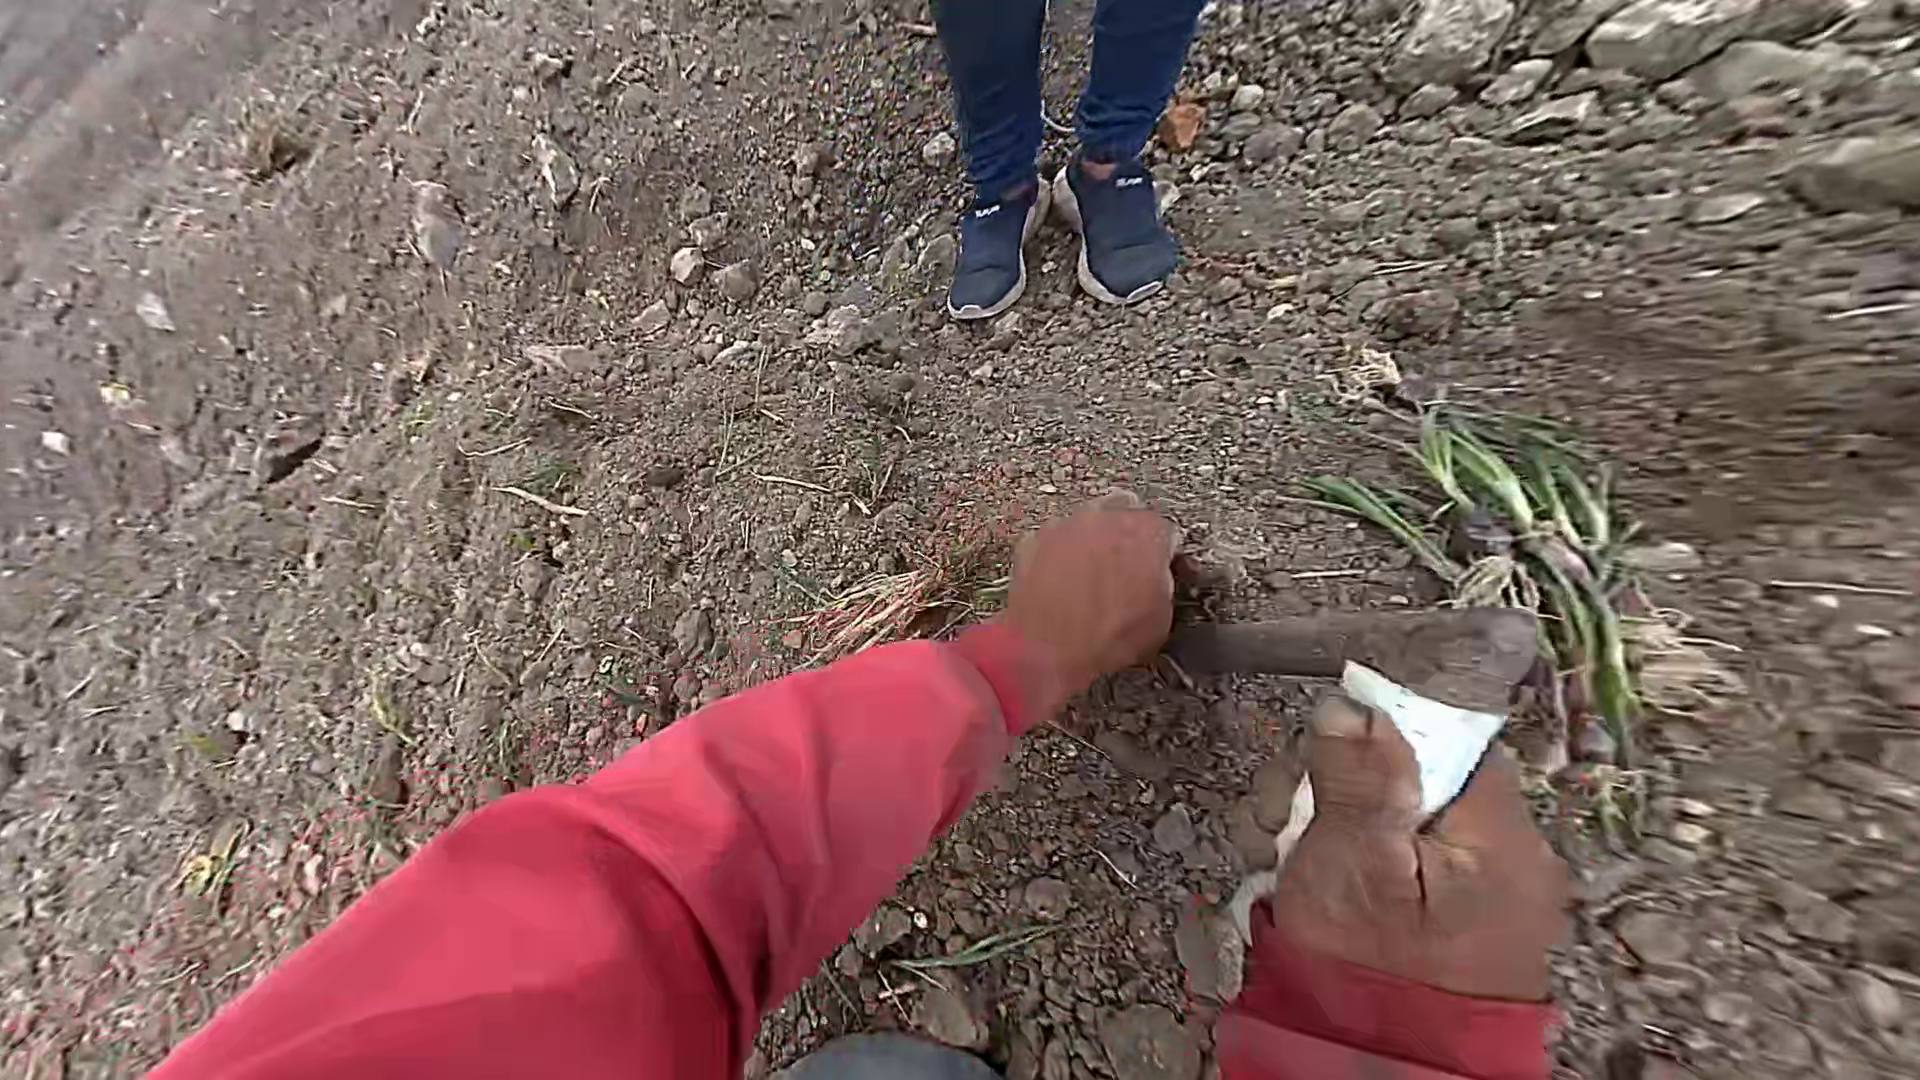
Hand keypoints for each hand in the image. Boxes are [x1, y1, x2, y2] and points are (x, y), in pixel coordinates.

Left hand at [999, 493, 1177, 707]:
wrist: (1047, 651)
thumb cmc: (1104, 639)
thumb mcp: (1160, 618)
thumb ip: (1163, 582)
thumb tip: (1157, 579)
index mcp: (1146, 531)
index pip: (1164, 531)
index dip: (1165, 555)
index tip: (1161, 569)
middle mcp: (1104, 518)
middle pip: (1123, 517)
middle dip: (1126, 540)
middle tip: (1124, 571)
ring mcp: (1065, 525)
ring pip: (1086, 525)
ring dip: (1091, 544)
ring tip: (1090, 580)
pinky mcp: (1034, 539)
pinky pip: (1054, 541)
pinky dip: (1059, 555)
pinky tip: (1062, 583)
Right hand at [1269, 696, 1568, 1000]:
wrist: (1358, 1055)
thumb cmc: (1370, 957)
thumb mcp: (1360, 859)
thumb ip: (1357, 779)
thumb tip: (1348, 704)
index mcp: (1493, 835)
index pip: (1448, 738)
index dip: (1382, 728)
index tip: (1328, 747)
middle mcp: (1470, 845)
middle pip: (1388, 765)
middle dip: (1318, 776)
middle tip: (1282, 810)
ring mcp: (1428, 866)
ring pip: (1352, 794)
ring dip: (1296, 806)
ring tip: (1269, 845)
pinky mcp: (1391, 882)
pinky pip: (1343, 830)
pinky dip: (1302, 835)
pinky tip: (1274, 859)